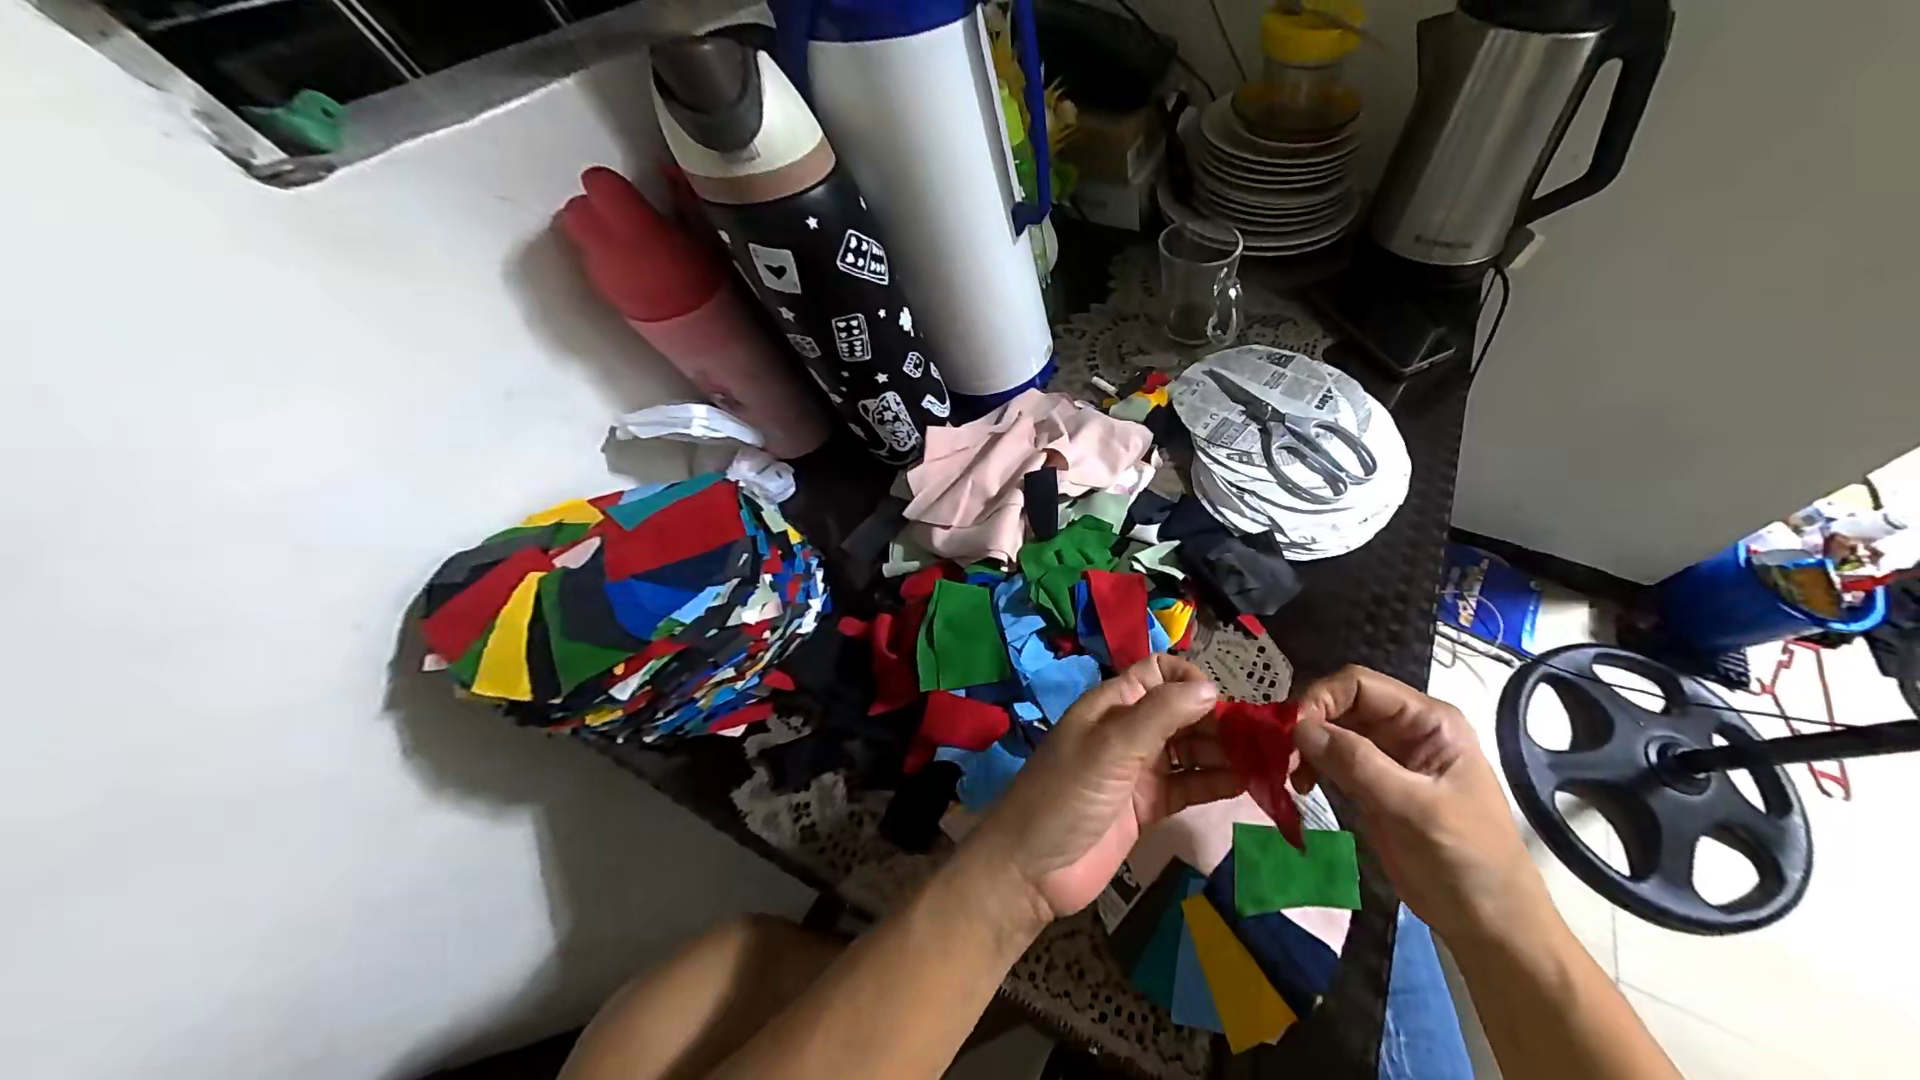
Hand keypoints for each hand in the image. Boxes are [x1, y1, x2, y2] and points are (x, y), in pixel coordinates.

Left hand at [961, 655, 1241, 923]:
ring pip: (1191, 748)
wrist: (1032, 868)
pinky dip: (1216, 781)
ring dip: (1225, 750)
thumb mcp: (1110, 746)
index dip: (1191, 679)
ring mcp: (1139, 768)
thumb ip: (1160, 715)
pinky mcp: (1149, 804)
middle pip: (1182, 711)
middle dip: (1220, 718)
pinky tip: (1247, 783)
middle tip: (1263, 737)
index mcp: (1113, 704)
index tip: (1226, 701)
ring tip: (1266, 760)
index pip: (1159, 673)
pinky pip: (1189, 784)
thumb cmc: (1065, 794)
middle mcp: (1129, 730)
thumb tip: (1212, 688)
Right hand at [1289, 665, 1551, 944]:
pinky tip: (1302, 786)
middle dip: (1307, 724)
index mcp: (1428, 721)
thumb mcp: (1414, 809)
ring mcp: (1387, 755)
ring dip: (1304, 746)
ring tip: (1292, 776)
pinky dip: (1309, 765)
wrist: (1489, 925)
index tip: (1292, 732)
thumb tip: (1298, 727)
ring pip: (1329, 729)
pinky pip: (1329, 757)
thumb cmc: (1466, 861)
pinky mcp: (1371, 781)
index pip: (1359, 684)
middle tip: (1283, 756)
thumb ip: (1357, 763)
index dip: (1321, 698)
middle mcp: (1405, 729)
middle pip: (1339, 703)